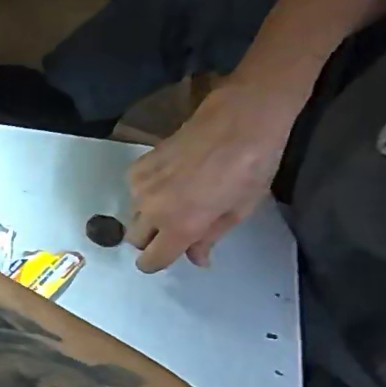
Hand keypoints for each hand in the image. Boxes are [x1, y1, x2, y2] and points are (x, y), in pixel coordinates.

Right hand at [127, 82, 300, 272]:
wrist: (236, 123)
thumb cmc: (251, 167)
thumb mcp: (240, 209)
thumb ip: (210, 237)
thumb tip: (195, 258)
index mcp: (180, 226)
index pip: (152, 259)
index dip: (157, 264)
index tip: (166, 259)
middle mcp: (151, 211)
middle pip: (136, 239)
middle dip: (152, 240)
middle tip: (176, 228)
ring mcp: (139, 189)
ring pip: (135, 215)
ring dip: (150, 215)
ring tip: (177, 199)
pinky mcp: (135, 170)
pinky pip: (134, 192)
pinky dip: (147, 193)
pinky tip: (169, 180)